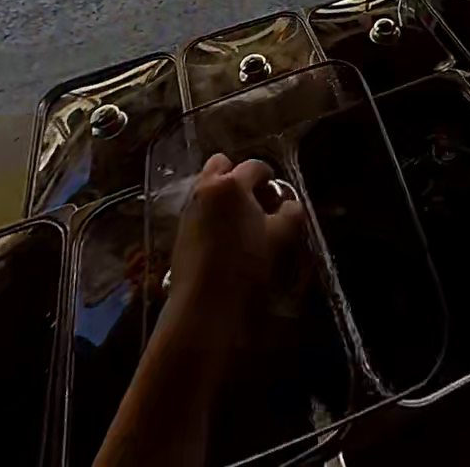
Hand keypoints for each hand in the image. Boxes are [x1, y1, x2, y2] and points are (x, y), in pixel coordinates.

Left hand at [166, 153, 306, 324]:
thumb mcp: (282, 235)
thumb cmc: (247, 263)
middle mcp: (205, 190)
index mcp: (232, 185)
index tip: (277, 195)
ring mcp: (188, 210)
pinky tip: (223, 238)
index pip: (255, 166)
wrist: (204, 305)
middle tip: (253, 199)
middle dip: (238, 176)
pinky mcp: (179, 232)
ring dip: (223, 194)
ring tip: (239, 220)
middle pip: (221, 165)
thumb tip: (290, 205)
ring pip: (206, 187)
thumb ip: (291, 212)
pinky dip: (211, 213)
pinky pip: (198, 209)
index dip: (270, 177)